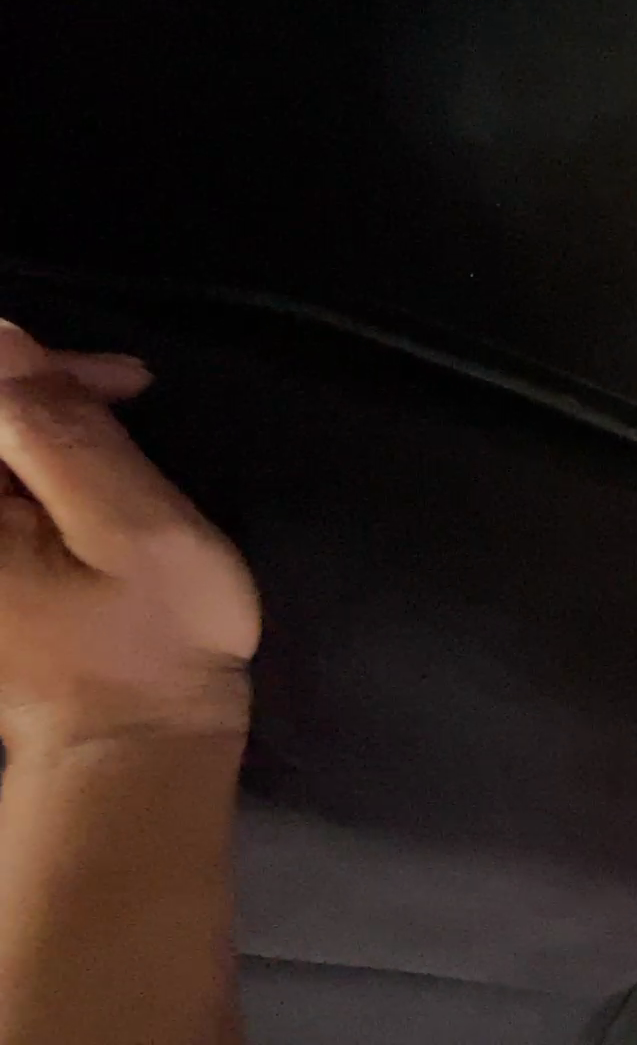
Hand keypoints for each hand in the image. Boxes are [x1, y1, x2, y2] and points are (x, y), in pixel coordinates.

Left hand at [0, 320, 257, 755]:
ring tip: (113, 419)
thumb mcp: (137, 531)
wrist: (136, 730)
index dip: (26, 366)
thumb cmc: (153, 635)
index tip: (127, 381)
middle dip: (26, 386)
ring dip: (29, 419)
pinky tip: (78, 465)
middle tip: (125, 392)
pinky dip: (23, 456)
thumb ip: (66, 439)